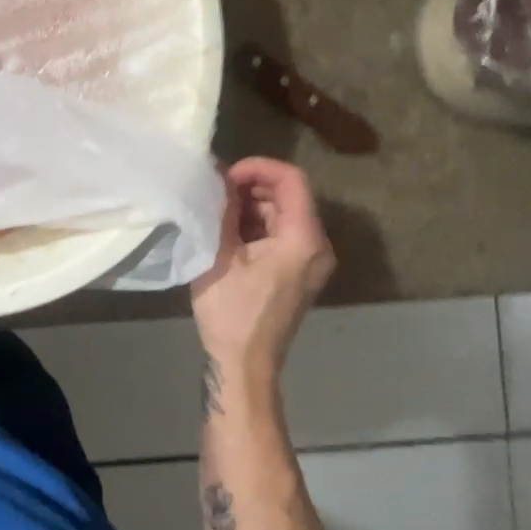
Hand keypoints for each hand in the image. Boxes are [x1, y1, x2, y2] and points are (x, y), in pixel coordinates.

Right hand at [191, 158, 335, 389]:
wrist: (244, 361)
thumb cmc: (232, 309)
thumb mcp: (220, 254)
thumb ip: (224, 211)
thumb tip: (219, 177)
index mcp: (304, 238)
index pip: (291, 179)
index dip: (257, 167)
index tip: (223, 176)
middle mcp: (317, 245)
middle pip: (289, 195)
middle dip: (250, 186)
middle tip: (213, 192)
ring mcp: (310, 260)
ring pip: (283, 213)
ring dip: (250, 205)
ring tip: (214, 211)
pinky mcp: (298, 272)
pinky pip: (281, 234)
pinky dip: (255, 225)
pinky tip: (226, 232)